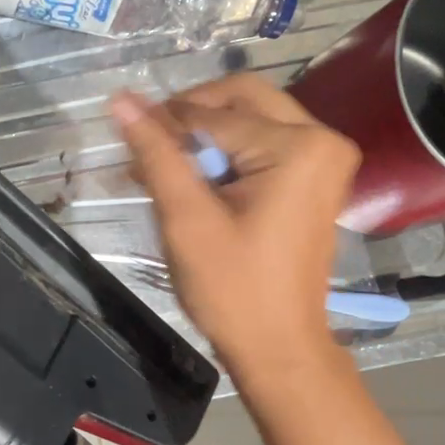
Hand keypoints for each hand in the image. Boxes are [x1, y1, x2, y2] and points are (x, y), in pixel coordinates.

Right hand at [111, 75, 359, 379]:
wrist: (276, 344)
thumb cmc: (231, 288)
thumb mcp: (186, 219)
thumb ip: (156, 154)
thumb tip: (122, 101)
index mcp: (298, 146)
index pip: (214, 114)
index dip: (163, 121)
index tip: (122, 138)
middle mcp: (322, 140)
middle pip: (242, 101)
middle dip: (187, 119)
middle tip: (144, 148)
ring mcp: (322, 161)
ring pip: (249, 123)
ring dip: (202, 140)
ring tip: (159, 172)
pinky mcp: (313, 181)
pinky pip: (262, 148)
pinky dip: (223, 158)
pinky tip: (190, 185)